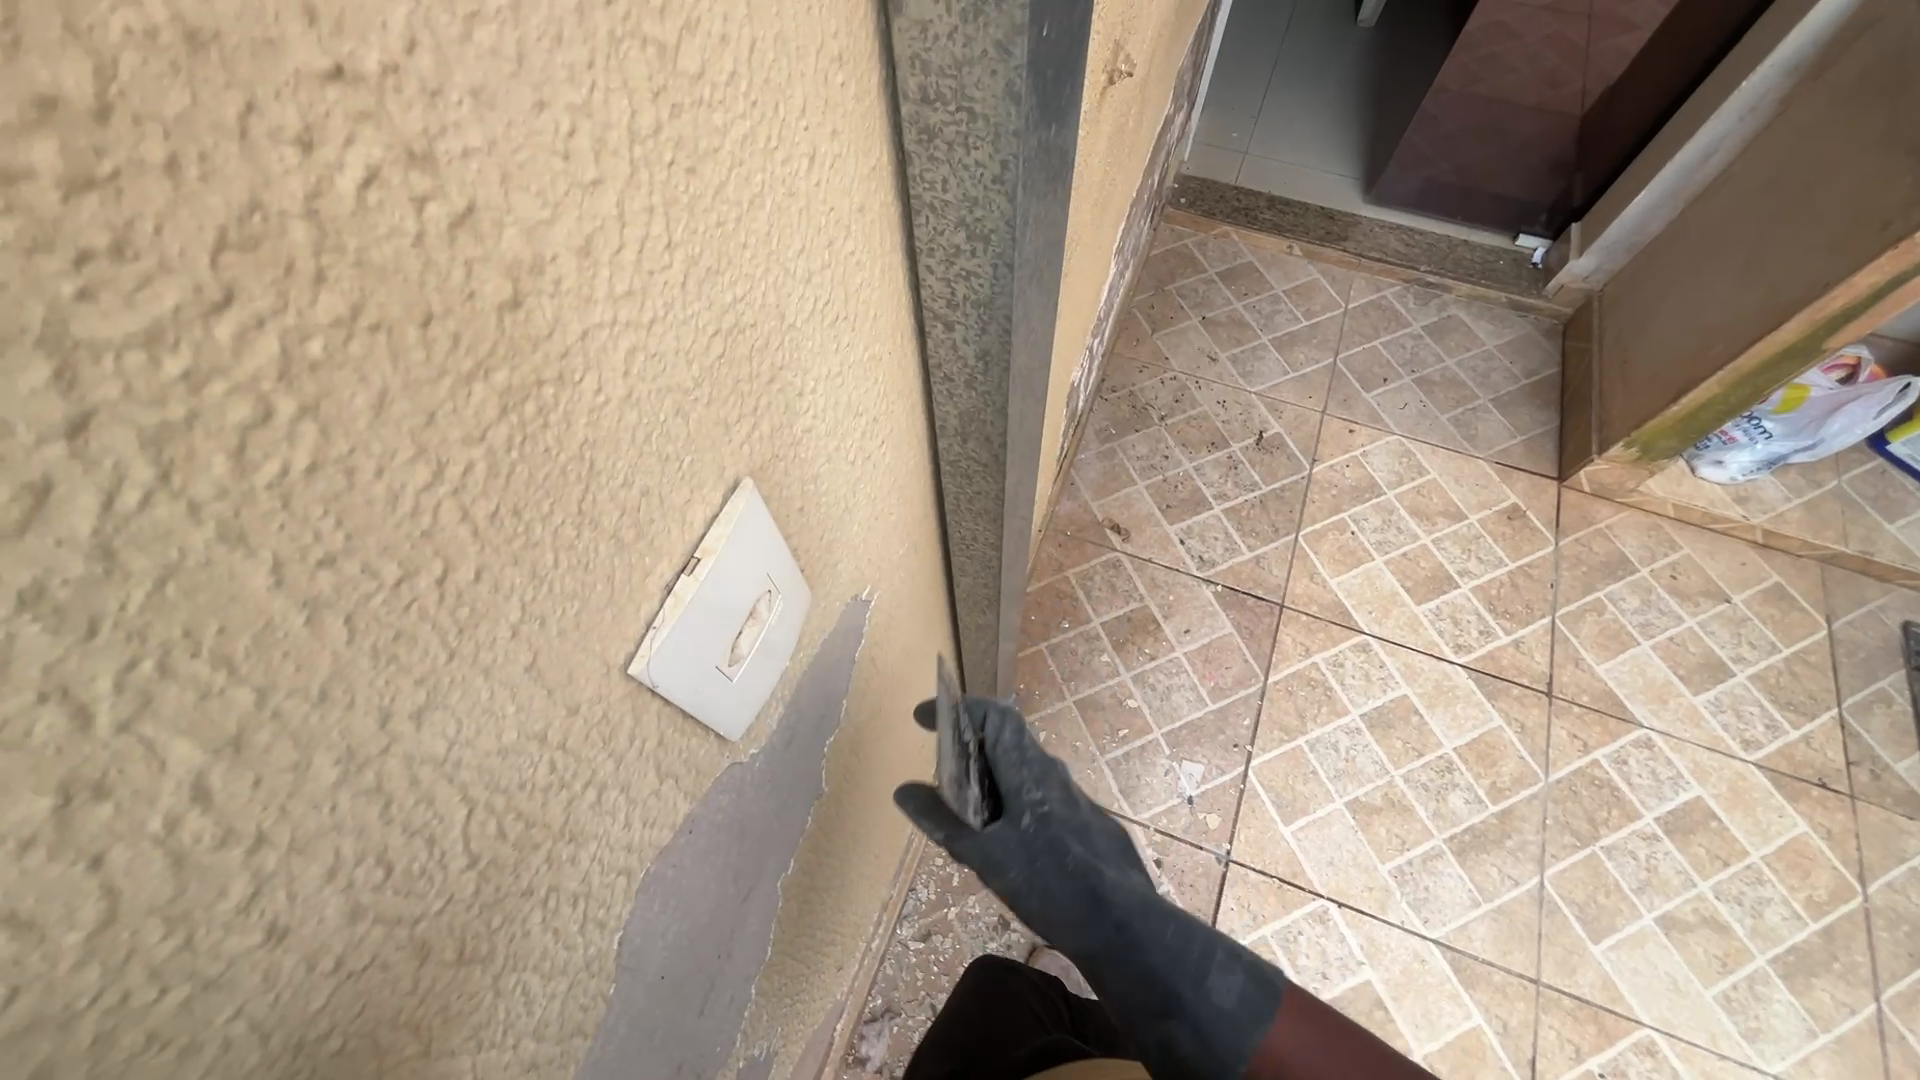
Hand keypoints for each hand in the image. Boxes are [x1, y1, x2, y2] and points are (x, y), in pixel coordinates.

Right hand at [891, 695, 1155, 952]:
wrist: (1124, 927)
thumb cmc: (1051, 885)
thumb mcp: (986, 858)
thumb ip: (944, 823)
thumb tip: (904, 791)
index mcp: (1029, 771)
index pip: (995, 715)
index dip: (960, 708)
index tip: (925, 719)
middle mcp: (1054, 775)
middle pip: (1009, 744)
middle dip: (970, 751)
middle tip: (941, 774)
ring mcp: (1077, 801)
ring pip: (1027, 775)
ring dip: (993, 782)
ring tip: (967, 813)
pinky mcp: (1090, 826)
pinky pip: (1045, 801)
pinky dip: (1016, 806)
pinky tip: (1009, 844)